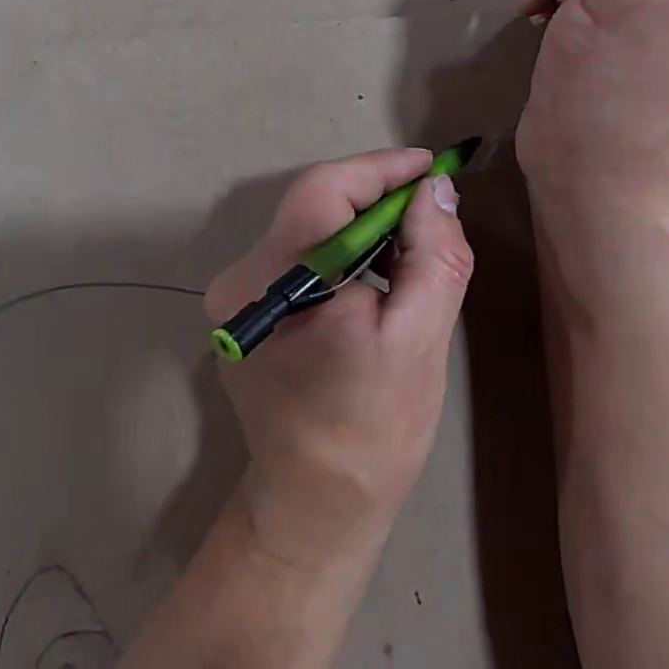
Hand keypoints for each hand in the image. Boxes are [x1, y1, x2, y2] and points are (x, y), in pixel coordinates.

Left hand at [204, 149, 472, 566]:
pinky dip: (336, 252)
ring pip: (304, 229)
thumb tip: (435, 190)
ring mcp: (233, 296)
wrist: (314, 500)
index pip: (322, 191)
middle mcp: (240, 279)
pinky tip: (371, 276)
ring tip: (406, 246)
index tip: (428, 167)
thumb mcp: (419, 339)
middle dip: (372, 199)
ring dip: (356, 227)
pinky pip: (295, 256)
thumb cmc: (374, 429)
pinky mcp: (240, 309)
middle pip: (311, 207)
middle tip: (426, 208)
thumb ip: (433, 256)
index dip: (378, 170)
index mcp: (276, 283)